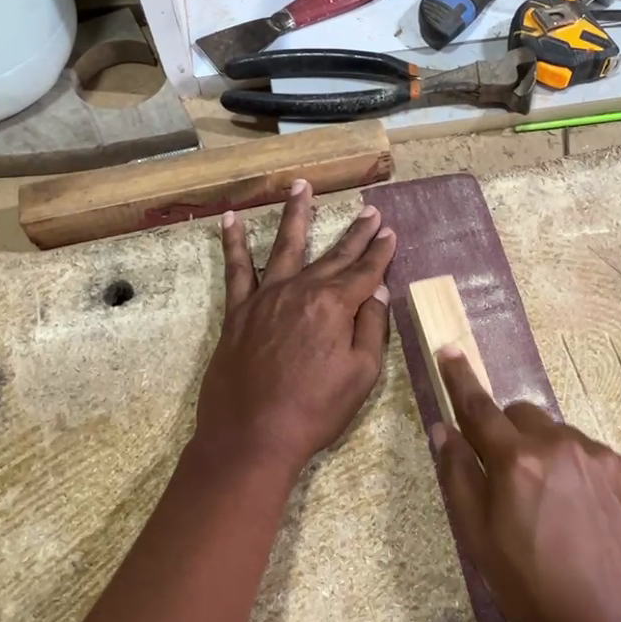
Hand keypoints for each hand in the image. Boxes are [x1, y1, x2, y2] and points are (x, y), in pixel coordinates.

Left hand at [193, 181, 395, 478]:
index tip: (390, 230)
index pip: (365, 271)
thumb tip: (377, 292)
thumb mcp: (361, 375)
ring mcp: (266, 298)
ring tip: (301, 185)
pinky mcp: (239, 312)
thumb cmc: (314, 411)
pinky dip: (233, 242)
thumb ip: (371, 328)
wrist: (251, 436)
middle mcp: (301, 291)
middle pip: (333, 255)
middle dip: (354, 232)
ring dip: (295, 214)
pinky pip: (236, 269)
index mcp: (335, 306)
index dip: (380, 251)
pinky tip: (230, 219)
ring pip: (285, 246)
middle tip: (369, 209)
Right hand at [432, 350, 620, 621]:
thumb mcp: (479, 541)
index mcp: (515, 460)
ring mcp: (600, 453)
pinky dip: (581, 474)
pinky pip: (593, 456)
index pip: (479, 408)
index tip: (450, 349)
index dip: (460, 378)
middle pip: (522, 416)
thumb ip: (459, 478)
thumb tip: (443, 429)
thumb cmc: (536, 588)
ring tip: (555, 510)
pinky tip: (588, 517)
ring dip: (547, 456)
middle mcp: (558, 443)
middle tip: (510, 480)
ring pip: (559, 436)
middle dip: (509, 434)